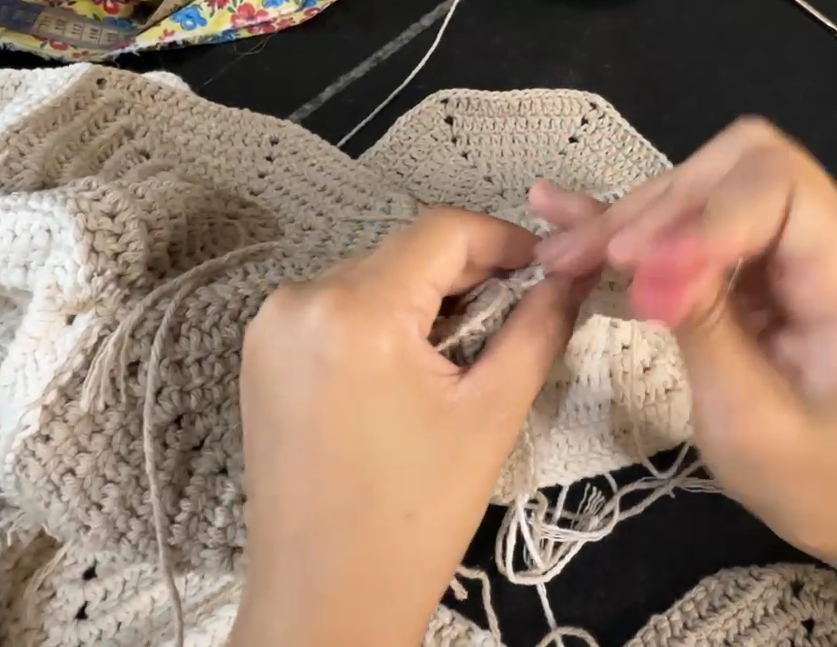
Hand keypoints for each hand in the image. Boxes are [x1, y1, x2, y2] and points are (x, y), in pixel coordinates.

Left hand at [232, 209, 588, 645]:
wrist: (323, 605)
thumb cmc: (416, 516)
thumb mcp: (491, 413)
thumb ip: (540, 326)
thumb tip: (574, 272)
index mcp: (358, 311)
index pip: (442, 230)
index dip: (501, 239)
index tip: (540, 270)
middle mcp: (302, 298)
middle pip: (406, 251)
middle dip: (466, 273)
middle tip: (510, 313)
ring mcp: (273, 322)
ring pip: (373, 272)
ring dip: (424, 294)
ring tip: (458, 349)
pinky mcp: (262, 347)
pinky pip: (338, 301)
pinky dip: (382, 313)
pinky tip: (405, 362)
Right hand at [529, 118, 836, 568]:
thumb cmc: (809, 474)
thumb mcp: (752, 421)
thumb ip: (706, 329)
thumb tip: (646, 266)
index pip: (785, 191)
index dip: (708, 215)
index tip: (638, 263)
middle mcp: (825, 238)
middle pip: (741, 164)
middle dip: (661, 205)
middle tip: (595, 254)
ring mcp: (784, 239)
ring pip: (704, 182)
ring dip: (632, 214)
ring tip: (564, 250)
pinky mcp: (748, 250)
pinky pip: (687, 214)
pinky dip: (630, 221)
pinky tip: (569, 213)